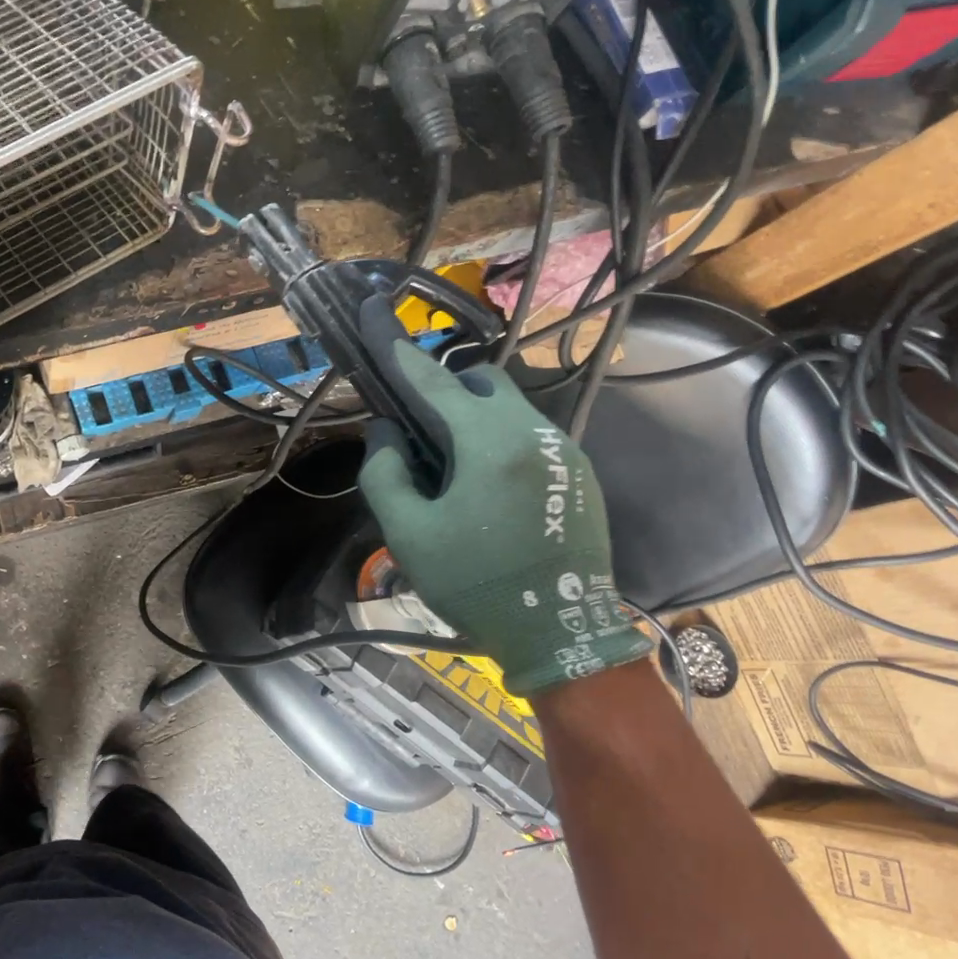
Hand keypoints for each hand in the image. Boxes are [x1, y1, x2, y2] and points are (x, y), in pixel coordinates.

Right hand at [353, 297, 649, 694]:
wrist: (559, 634)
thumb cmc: (475, 584)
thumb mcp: (408, 534)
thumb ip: (386, 474)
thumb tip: (384, 432)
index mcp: (490, 443)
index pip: (435, 383)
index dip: (401, 354)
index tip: (380, 324)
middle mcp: (534, 434)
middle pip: (483, 382)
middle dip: (445, 386)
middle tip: (413, 418)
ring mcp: (564, 453)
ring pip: (510, 408)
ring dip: (472, 416)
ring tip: (444, 459)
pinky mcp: (577, 476)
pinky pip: (529, 436)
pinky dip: (496, 439)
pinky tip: (480, 482)